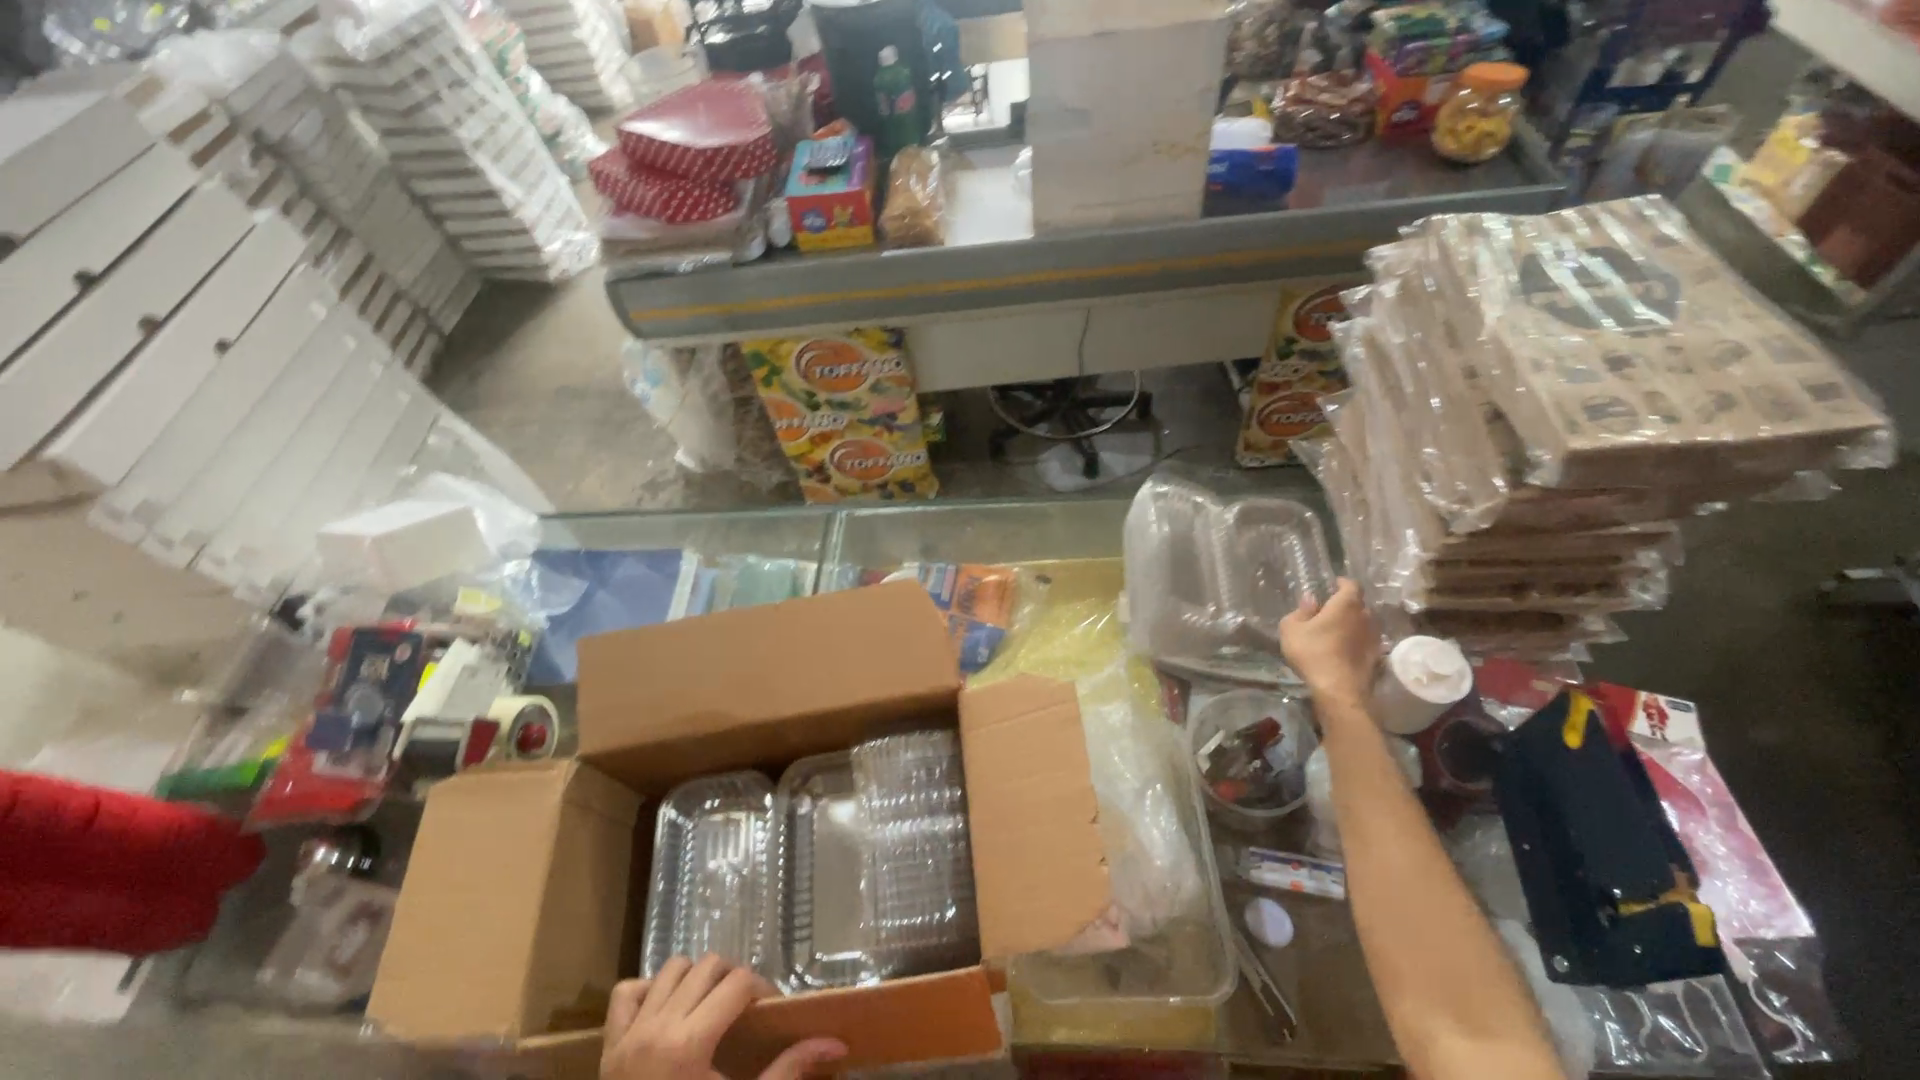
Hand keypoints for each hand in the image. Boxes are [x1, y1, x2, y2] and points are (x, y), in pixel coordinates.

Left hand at [601, 955, 847, 1079]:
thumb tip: (836, 1043)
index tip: (770, 1011)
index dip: (762, 988)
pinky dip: (649, 990)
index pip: (738, 982)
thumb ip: (788, 1071)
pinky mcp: (609, 1044)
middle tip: (745, 1008)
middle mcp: (657, 1026)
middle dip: (733, 979)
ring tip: (710, 1005)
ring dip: (695, 978)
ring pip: (670, 969)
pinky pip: (627, 991)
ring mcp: (628, 1033)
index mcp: (690, 1042)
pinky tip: (667, 1011)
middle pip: (707, 966)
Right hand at [1280, 578, 1379, 707]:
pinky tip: (1344, 650)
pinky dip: (1357, 641)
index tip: (1332, 586)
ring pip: (1363, 623)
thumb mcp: (1291, 629)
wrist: (1339, 689)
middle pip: (1358, 604)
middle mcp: (1365, 616)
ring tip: (1336, 632)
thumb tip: (1311, 599)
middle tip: (1329, 612)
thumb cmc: (1313, 653)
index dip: (1342, 583)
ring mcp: (1374, 636)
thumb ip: (1300, 611)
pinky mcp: (1377, 655)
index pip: (1351, 585)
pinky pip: (1366, 641)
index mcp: (1346, 604)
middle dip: (1345, 605)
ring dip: (1352, 624)